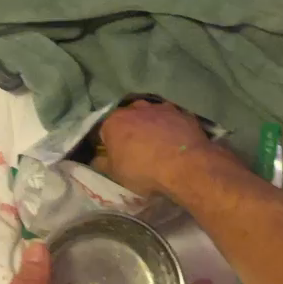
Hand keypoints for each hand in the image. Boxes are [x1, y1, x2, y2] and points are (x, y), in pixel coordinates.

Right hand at [95, 100, 235, 198]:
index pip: (104, 130)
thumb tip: (97, 160)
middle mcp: (135, 109)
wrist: (185, 166)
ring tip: (159, 144)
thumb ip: (103, 164)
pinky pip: (172, 119)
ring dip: (151, 125)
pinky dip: (172, 128)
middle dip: (130, 130)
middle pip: (128, 118)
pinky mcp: (182, 113)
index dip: (109, 144)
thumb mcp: (116, 175)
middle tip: (137, 149)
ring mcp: (160, 108)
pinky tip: (177, 142)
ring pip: (151, 115)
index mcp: (114, 122)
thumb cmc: (144, 171)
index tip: (116, 156)